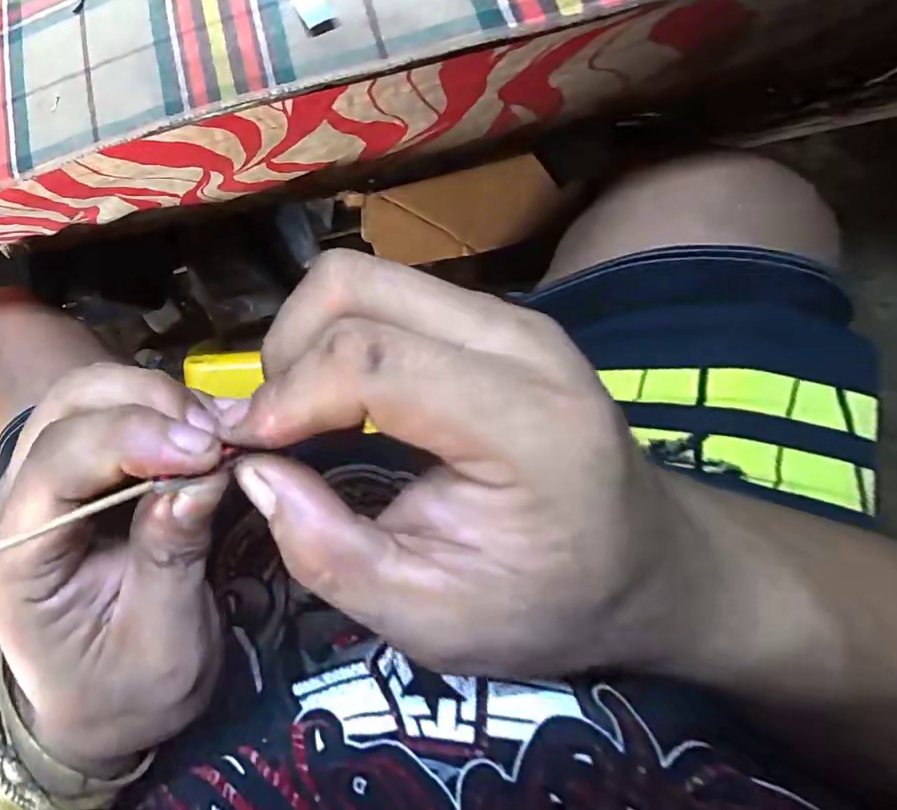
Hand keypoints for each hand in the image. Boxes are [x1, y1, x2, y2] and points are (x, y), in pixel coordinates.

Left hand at [0, 364, 232, 774]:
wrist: (92, 706)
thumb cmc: (119, 691)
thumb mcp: (161, 648)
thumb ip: (172, 557)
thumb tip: (204, 475)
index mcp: (17, 551)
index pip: (58, 462)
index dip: (128, 439)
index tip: (204, 448)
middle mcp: (17, 496)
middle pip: (65, 408)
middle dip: (143, 403)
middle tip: (216, 434)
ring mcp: (41, 471)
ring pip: (84, 393)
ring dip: (151, 396)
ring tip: (212, 432)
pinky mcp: (74, 463)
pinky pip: (108, 408)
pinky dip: (156, 406)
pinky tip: (197, 431)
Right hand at [224, 250, 707, 677]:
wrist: (651, 562)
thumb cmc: (544, 600)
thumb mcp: (430, 621)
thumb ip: (329, 554)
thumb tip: (251, 469)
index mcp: (526, 425)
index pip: (370, 361)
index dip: (287, 397)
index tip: (245, 447)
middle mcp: (516, 341)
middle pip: (348, 288)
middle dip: (284, 353)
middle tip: (277, 424)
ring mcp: (497, 315)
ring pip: (350, 276)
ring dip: (299, 336)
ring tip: (302, 405)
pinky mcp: (475, 309)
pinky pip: (369, 290)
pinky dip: (323, 331)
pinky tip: (334, 389)